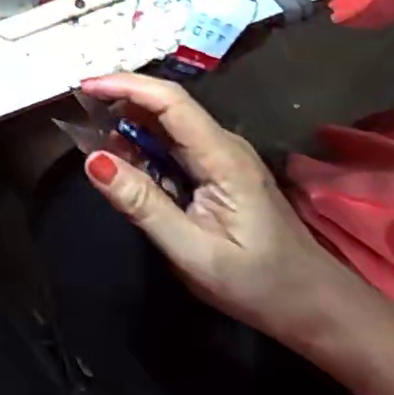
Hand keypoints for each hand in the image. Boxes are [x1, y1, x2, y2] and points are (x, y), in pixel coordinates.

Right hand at [80, 72, 357, 341]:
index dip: (126, 86)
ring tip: (87, 133)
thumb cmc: (259, 285)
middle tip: (76, 108)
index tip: (84, 87)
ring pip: (165, 122)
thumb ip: (143, 205)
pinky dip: (139, 143)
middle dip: (118, 97)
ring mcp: (220, 155)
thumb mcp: (193, 253)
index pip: (171, 101)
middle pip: (165, 104)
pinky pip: (170, 143)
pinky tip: (120, 158)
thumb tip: (93, 160)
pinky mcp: (215, 169)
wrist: (317, 308)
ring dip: (125, 121)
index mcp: (223, 157)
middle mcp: (223, 144)